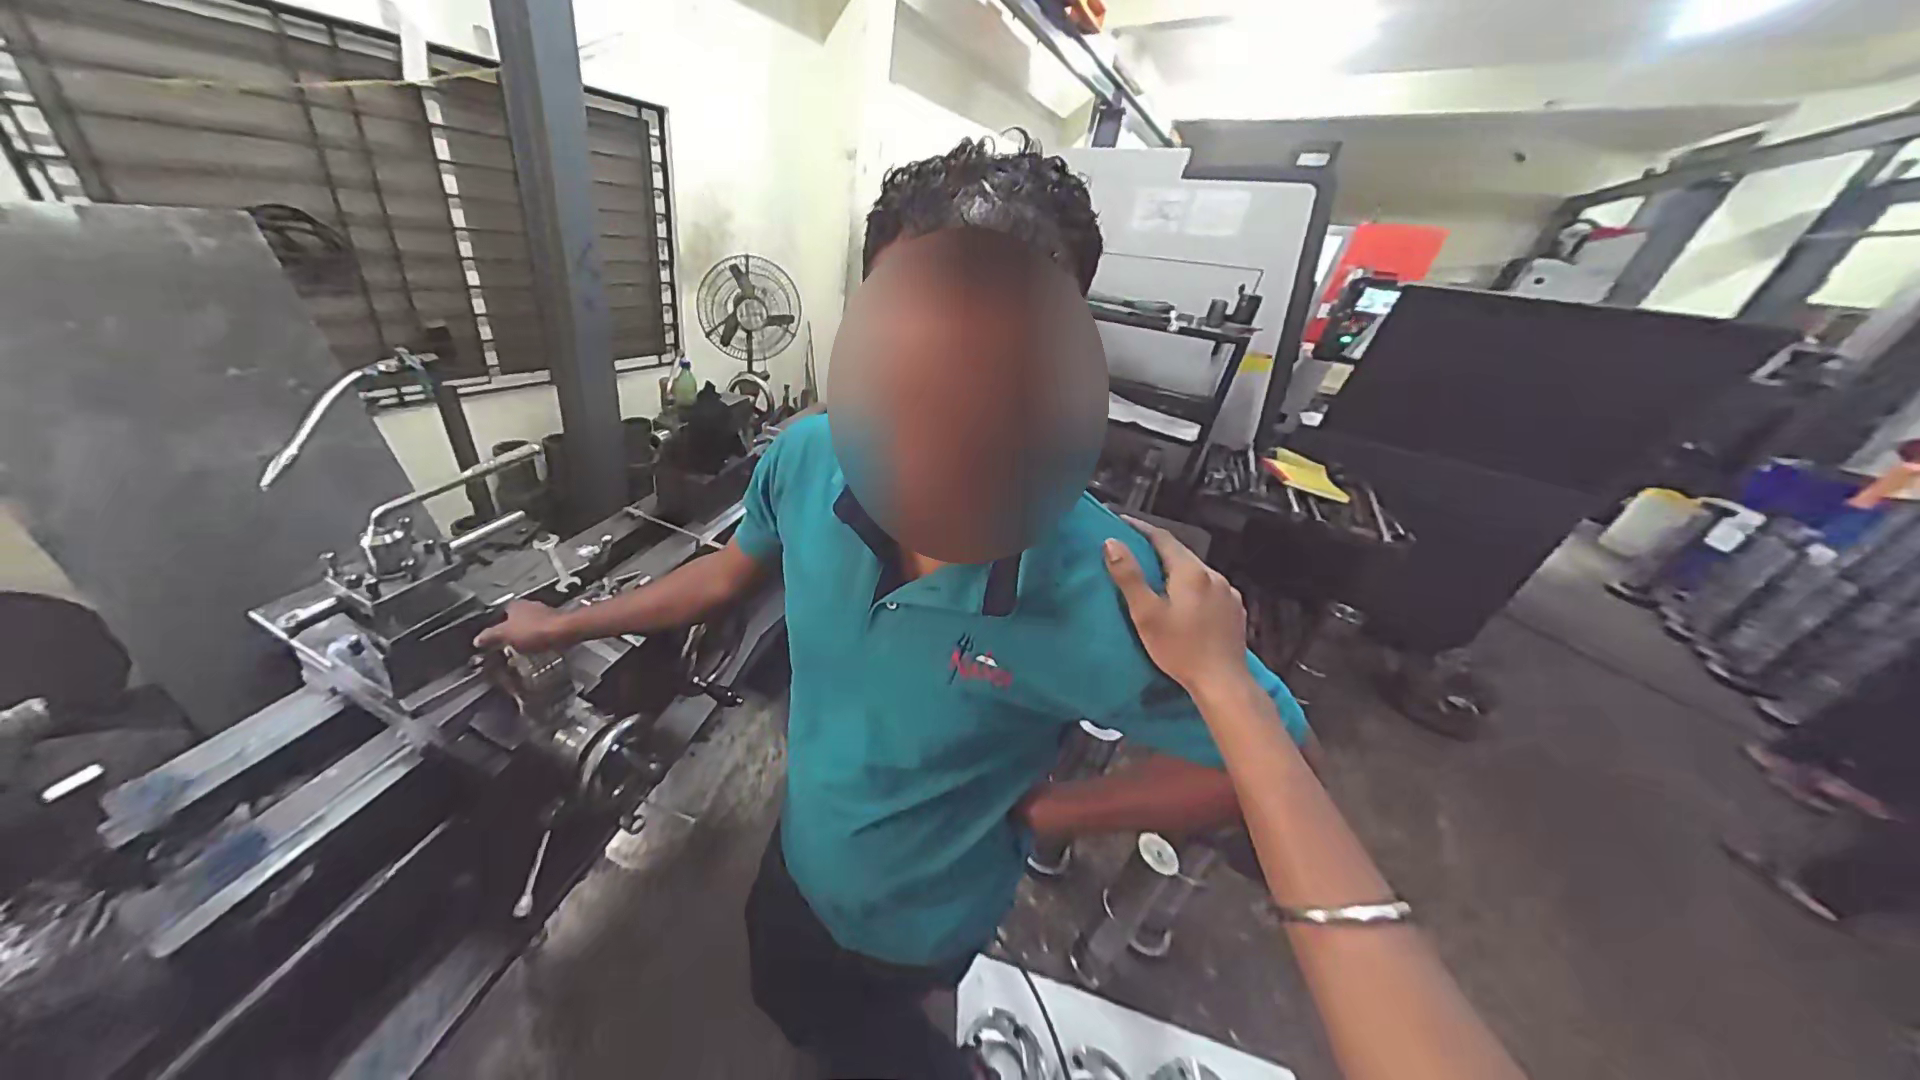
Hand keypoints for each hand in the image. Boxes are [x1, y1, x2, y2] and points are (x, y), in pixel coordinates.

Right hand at [474, 600, 572, 652]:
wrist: (567, 630)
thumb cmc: (534, 630)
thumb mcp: (505, 634)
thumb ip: (490, 636)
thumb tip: (477, 639)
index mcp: (515, 605)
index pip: (500, 613)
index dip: (495, 625)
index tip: (492, 639)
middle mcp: (531, 605)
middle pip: (516, 619)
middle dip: (512, 632)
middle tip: (506, 647)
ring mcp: (546, 613)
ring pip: (530, 625)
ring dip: (526, 636)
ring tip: (521, 650)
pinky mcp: (558, 622)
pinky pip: (544, 631)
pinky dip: (539, 639)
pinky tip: (538, 648)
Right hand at [1104, 516, 1251, 695]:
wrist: (1223, 682)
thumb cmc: (1179, 648)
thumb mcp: (1146, 613)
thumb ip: (1129, 576)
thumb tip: (1112, 542)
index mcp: (1190, 572)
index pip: (1163, 538)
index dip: (1141, 528)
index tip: (1121, 522)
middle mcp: (1213, 575)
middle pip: (1181, 553)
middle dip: (1157, 549)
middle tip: (1134, 549)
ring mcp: (1228, 593)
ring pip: (1196, 571)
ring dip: (1175, 569)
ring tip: (1157, 577)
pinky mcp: (1235, 610)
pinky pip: (1209, 588)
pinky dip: (1192, 587)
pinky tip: (1185, 601)